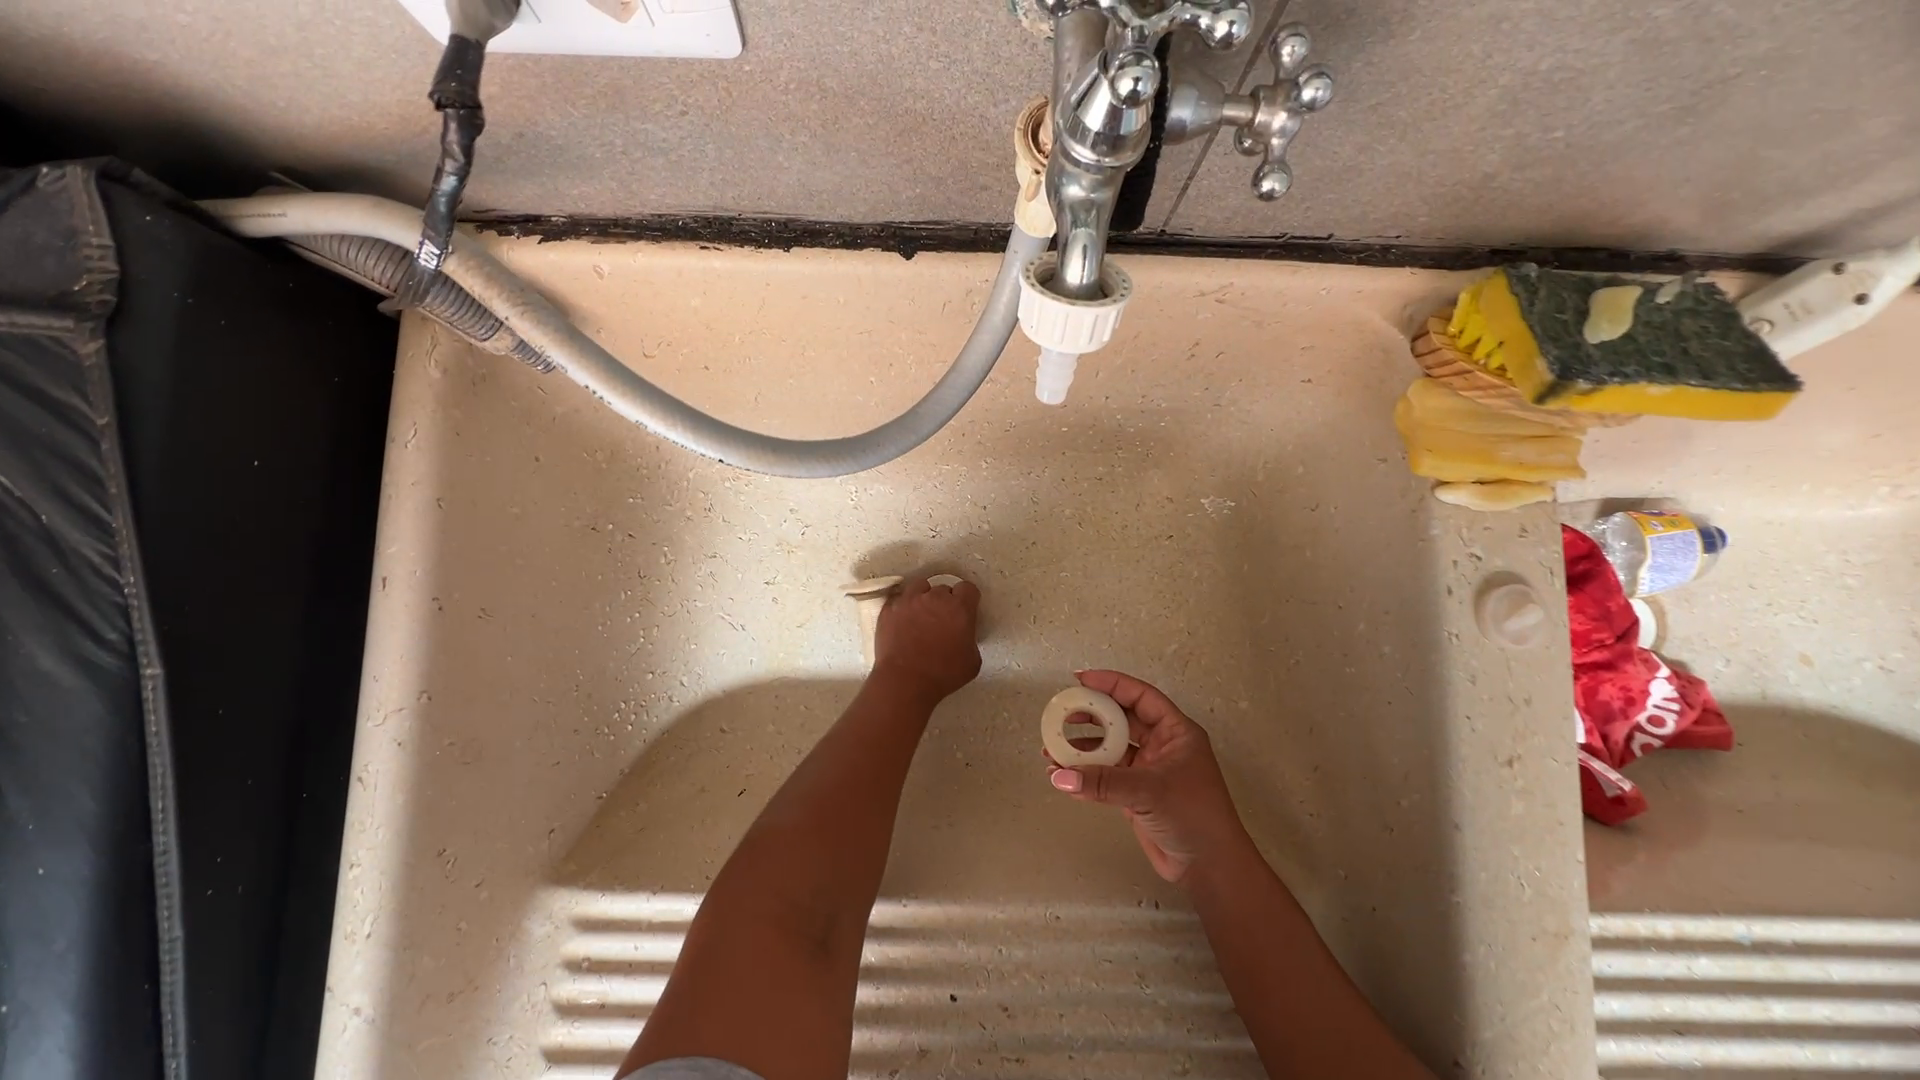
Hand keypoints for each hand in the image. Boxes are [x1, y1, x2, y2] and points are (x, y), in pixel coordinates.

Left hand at [871, 577, 981, 702]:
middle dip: (945, 602)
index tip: (964, 610)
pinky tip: (903, 622)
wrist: (906, 681)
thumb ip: (970, 639)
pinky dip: (903, 608)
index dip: (967, 599)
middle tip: (942, 621)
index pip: (968, 588)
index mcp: (960, 608)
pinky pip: (899, 600)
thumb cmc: (942, 675)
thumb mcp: (972, 661)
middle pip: (943, 588)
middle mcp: (935, 598)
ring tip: (921, 615)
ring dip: (923, 598)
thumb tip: (964, 637)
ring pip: (919, 587)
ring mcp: (910, 601)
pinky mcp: (889, 609)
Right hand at [1047, 670, 1249, 883]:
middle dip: (1091, 715)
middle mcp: (1162, 745)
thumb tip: (1059, 776)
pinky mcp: (1136, 794)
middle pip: (1121, 719)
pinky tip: (1063, 775)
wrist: (1209, 866)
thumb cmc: (1193, 816)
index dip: (1111, 684)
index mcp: (1176, 732)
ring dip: (1083, 748)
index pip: (1140, 696)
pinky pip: (1106, 775)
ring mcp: (1148, 770)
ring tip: (1053, 748)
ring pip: (1111, 748)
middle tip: (1062, 714)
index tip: (1080, 680)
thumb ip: (1103, 783)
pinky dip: (1085, 773)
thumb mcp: (1149, 791)